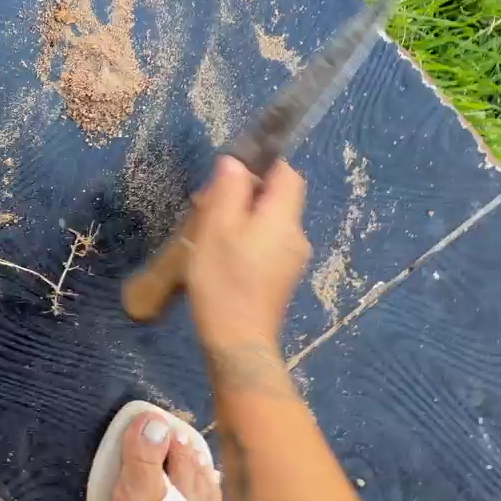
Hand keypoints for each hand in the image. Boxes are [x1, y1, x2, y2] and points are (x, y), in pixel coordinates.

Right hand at [185, 156, 310, 357]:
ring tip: (205, 226)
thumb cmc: (223, 278)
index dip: (261, 163)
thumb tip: (234, 162)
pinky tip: (218, 248)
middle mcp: (296, 235)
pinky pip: (266, 238)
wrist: (238, 338)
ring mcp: (291, 257)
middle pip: (276, 196)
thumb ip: (228, 190)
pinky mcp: (281, 273)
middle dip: (242, 190)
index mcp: (283, 220)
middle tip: (204, 202)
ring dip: (239, 213)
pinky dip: (244, 233)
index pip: (288, 175)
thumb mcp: (216, 227)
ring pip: (268, 218)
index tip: (227, 171)